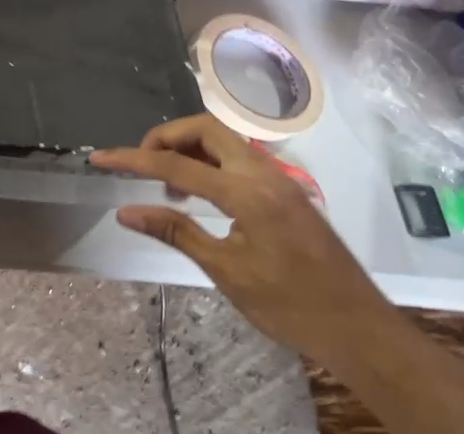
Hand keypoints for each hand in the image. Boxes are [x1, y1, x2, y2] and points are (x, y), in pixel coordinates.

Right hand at [91, 115, 406, 367]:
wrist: (364, 333)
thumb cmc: (292, 307)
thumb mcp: (227, 272)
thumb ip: (176, 232)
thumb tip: (125, 211)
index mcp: (248, 194)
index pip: (176, 165)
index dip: (132, 159)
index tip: (99, 158)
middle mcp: (265, 176)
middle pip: (205, 129)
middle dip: (165, 137)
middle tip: (141, 165)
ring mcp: (281, 182)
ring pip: (224, 141)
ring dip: (188, 149)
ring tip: (167, 185)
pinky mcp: (287, 193)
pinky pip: (239, 159)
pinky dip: (209, 162)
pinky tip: (198, 194)